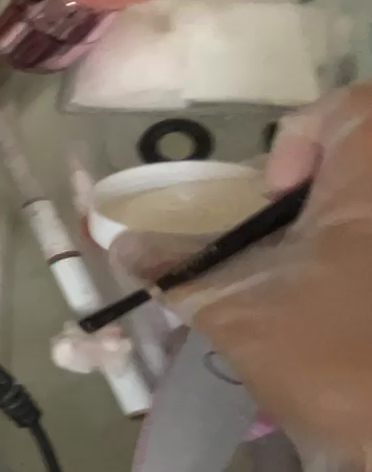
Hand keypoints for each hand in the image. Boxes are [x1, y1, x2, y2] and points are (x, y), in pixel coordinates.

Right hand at [110, 84, 371, 454]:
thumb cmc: (337, 360)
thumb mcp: (236, 312)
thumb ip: (174, 269)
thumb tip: (123, 243)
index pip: (352, 110)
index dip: (305, 134)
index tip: (274, 193)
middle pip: (366, 161)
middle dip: (318, 187)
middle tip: (279, 232)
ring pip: (363, 210)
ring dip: (332, 227)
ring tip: (300, 271)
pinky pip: (360, 251)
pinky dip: (341, 260)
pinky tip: (328, 298)